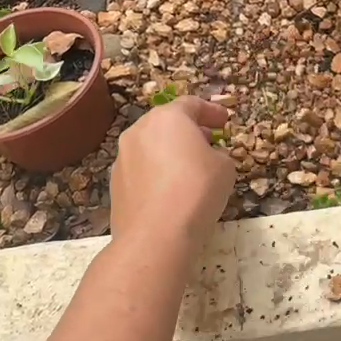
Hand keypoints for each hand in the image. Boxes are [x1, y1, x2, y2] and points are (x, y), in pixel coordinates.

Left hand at [110, 97, 234, 244]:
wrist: (155, 235)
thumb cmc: (197, 189)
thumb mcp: (224, 166)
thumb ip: (216, 153)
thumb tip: (205, 158)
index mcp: (168, 118)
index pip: (191, 104)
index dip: (211, 111)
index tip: (224, 121)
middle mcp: (139, 131)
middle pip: (167, 123)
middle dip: (188, 130)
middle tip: (208, 141)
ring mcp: (122, 158)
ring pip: (151, 146)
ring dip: (170, 151)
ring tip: (189, 168)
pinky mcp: (115, 185)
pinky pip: (141, 169)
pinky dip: (157, 172)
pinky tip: (171, 191)